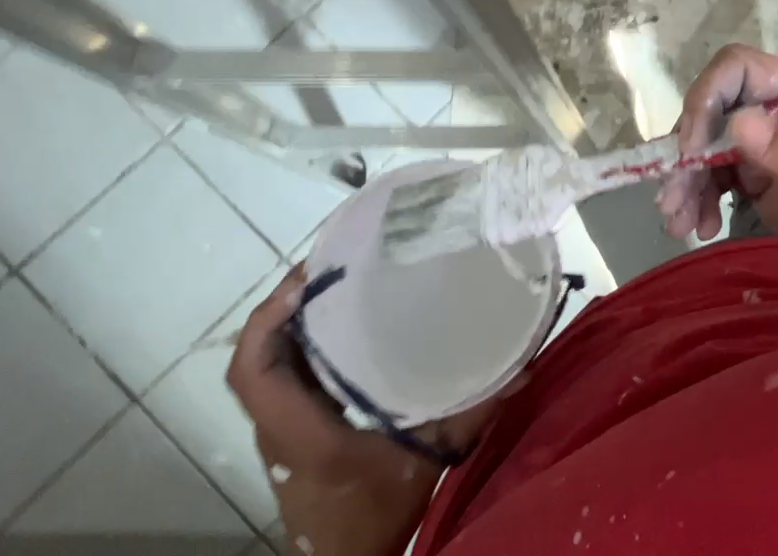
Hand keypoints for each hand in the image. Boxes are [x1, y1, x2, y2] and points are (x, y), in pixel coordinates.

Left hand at [226, 268, 513, 555]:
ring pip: (265, 365)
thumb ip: (473, 412)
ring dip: (287, 322)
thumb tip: (522, 367)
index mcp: (305, 433)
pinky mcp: (290, 430)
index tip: (304, 281)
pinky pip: (282, 376)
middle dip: (280, 307)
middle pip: (255, 359)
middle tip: (327, 266)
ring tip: (331, 283)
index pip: (255, 374)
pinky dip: (298, 343)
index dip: (268, 322)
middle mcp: (280, 427)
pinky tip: (338, 324)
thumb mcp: (433, 458)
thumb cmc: (381, 510)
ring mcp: (280, 429)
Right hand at [655, 45, 777, 300]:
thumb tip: (738, 121)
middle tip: (673, 201)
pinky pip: (710, 174)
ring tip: (679, 224)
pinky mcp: (756, 176)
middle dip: (686, 151)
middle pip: (712, 108)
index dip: (707, 98)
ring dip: (683, 180)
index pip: (740, 69)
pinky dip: (696, 197)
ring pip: (704, 143)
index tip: (693, 151)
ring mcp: (767, 145)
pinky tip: (699, 226)